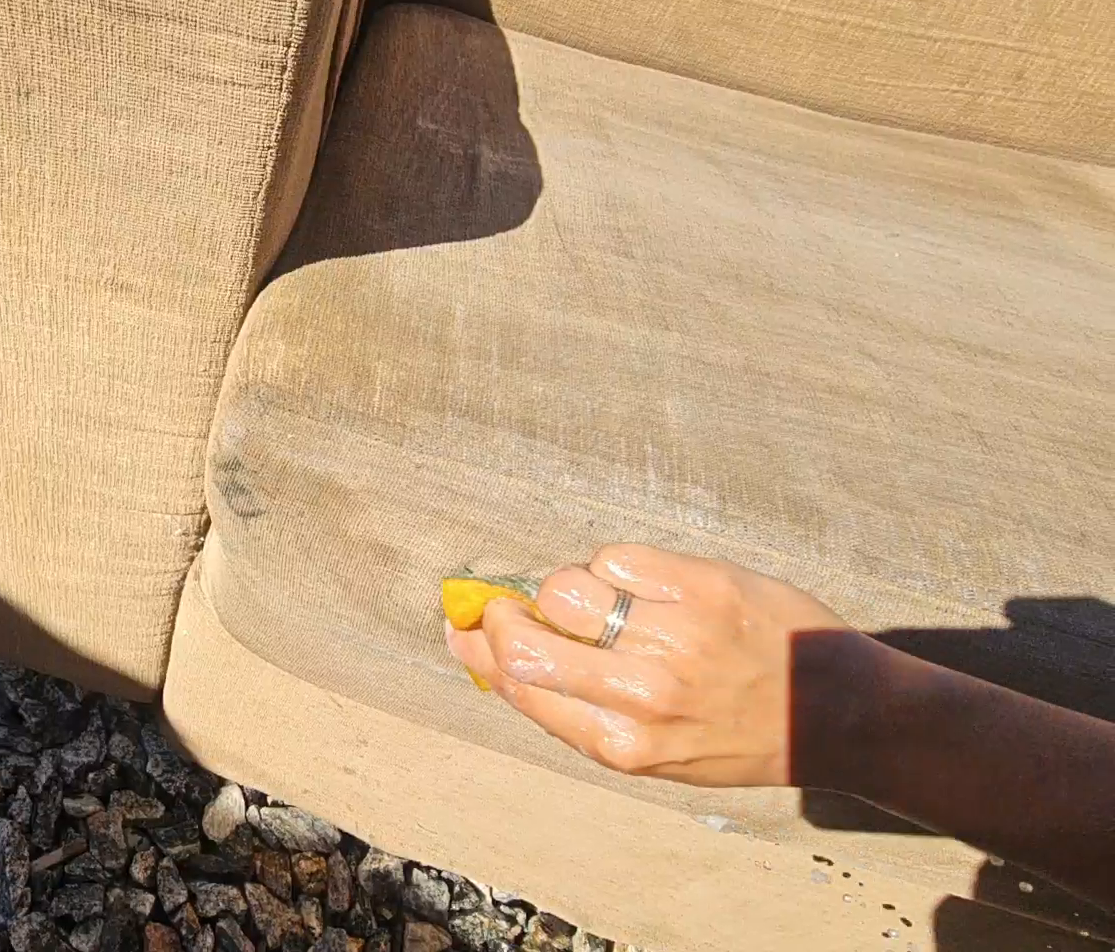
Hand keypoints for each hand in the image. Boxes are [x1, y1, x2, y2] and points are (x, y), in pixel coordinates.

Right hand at [446, 544, 856, 786]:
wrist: (845, 714)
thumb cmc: (731, 734)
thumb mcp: (647, 749)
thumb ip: (569, 705)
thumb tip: (486, 651)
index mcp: (621, 741)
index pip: (515, 682)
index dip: (476, 647)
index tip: (462, 629)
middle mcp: (643, 694)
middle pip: (523, 637)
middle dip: (499, 614)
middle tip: (507, 607)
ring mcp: (673, 637)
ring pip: (564, 588)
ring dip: (566, 591)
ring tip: (601, 604)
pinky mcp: (700, 587)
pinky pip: (611, 558)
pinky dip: (613, 568)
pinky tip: (645, 588)